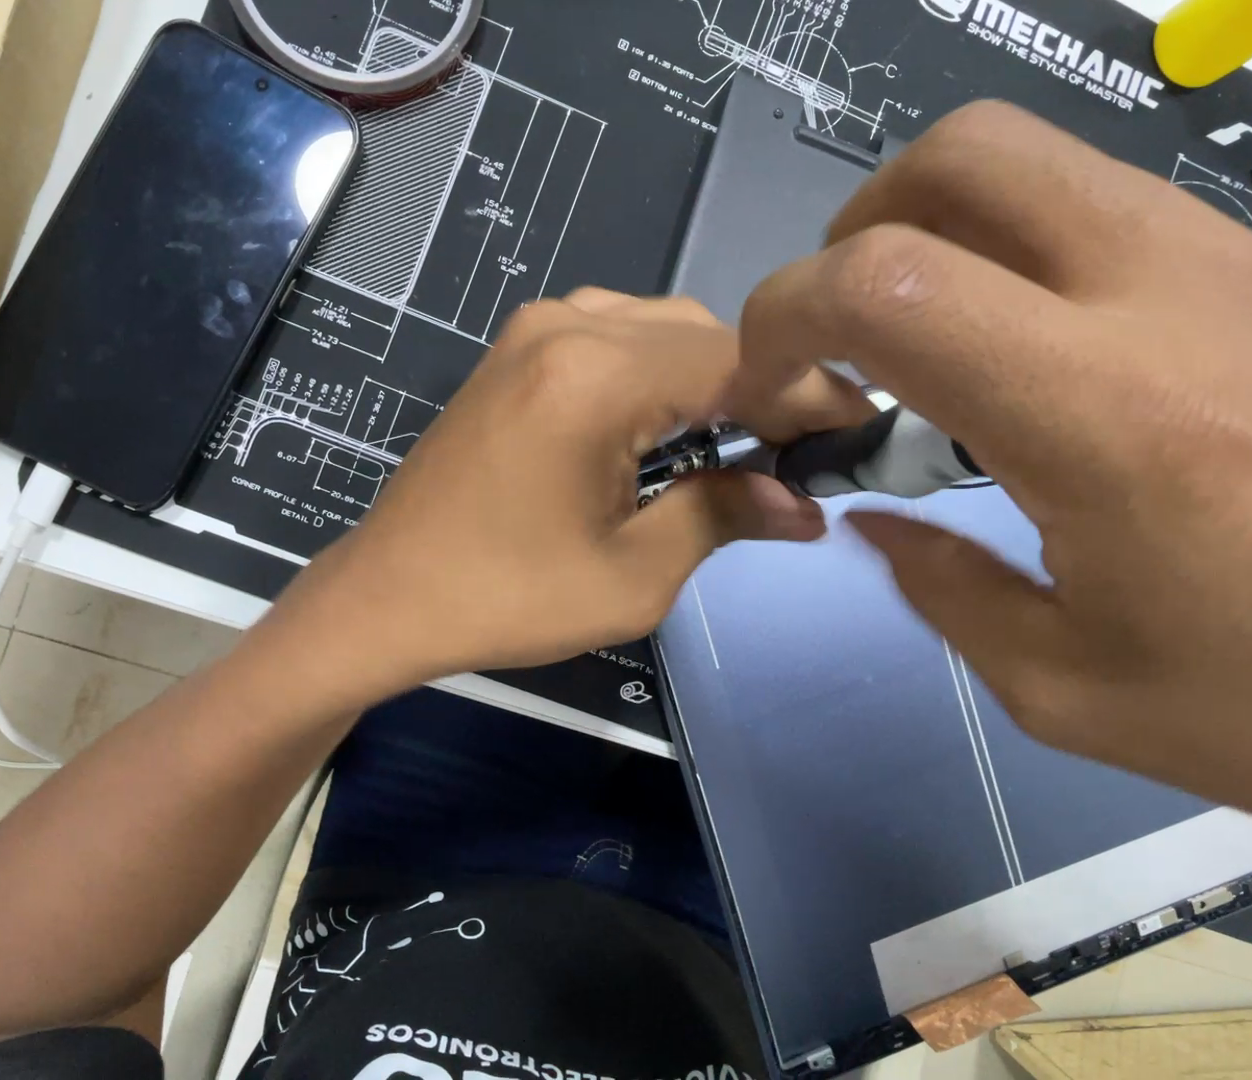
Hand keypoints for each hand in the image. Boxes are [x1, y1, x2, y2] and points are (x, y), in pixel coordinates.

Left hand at [253, 290, 825, 702]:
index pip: (740, 362)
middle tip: (802, 452)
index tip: (863, 429)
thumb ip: (723, 517)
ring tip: (740, 443)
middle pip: (703, 335)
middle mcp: (567, 326)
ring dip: (709, 377)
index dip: (810, 395)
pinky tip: (667, 425)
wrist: (388, 596)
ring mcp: (532, 331)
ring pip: (660, 328)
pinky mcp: (514, 353)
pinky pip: (611, 337)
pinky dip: (656, 372)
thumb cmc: (506, 598)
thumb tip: (800, 503)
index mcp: (597, 376)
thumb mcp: (632, 575)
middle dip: (762, 387)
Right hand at [739, 102, 1251, 882]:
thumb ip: (939, 585)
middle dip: (855, 232)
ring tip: (931, 355)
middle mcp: (1174, 299)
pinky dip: (1025, 264)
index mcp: (1103, 417)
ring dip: (940, 240)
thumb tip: (872, 520)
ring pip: (1041, 167)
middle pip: (963, 156)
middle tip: (844, 336)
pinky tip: (1043, 369)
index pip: (885, 282)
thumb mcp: (1070, 688)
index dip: (781, 317)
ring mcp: (1250, 265)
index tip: (767, 389)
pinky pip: (1114, 216)